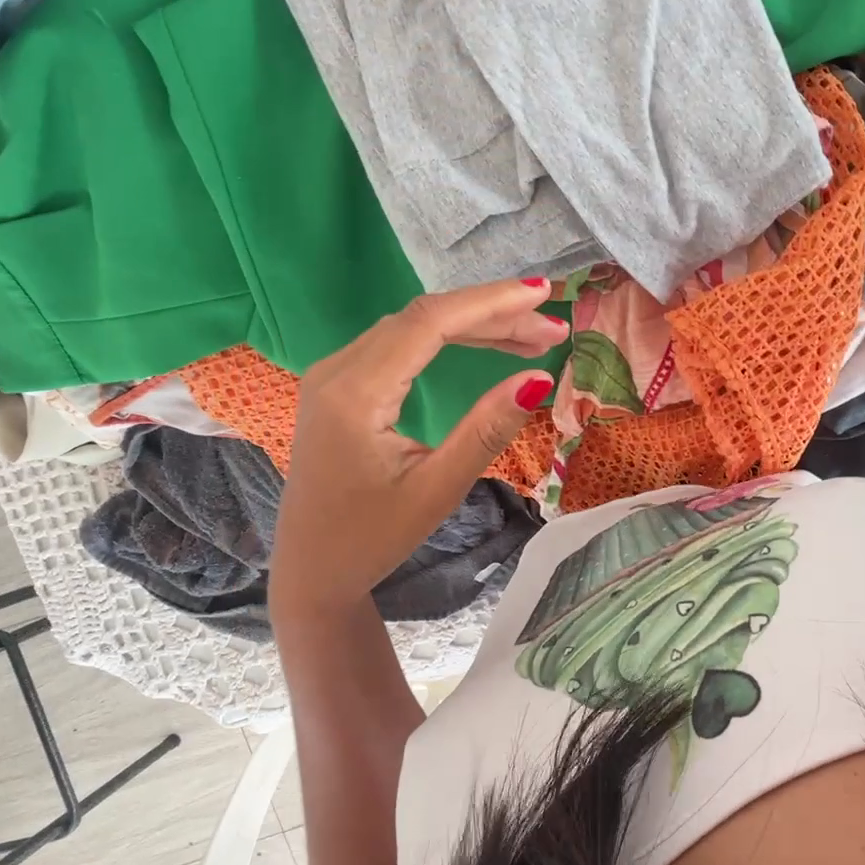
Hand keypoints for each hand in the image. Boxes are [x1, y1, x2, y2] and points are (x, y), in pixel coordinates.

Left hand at [270, 279, 566, 612]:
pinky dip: (447, 340)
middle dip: (491, 315)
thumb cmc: (374, 537)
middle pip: (422, 318)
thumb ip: (486, 430)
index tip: (542, 294)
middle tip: (551, 326)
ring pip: (412, 329)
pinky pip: (399, 346)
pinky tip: (483, 346)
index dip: (489, 302)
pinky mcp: (340, 388)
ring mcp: (334, 376)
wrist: (313, 571)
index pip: (429, 323)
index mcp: (355, 392)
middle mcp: (337, 370)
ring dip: (472, 326)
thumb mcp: (438, 488)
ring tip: (531, 336)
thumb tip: (538, 379)